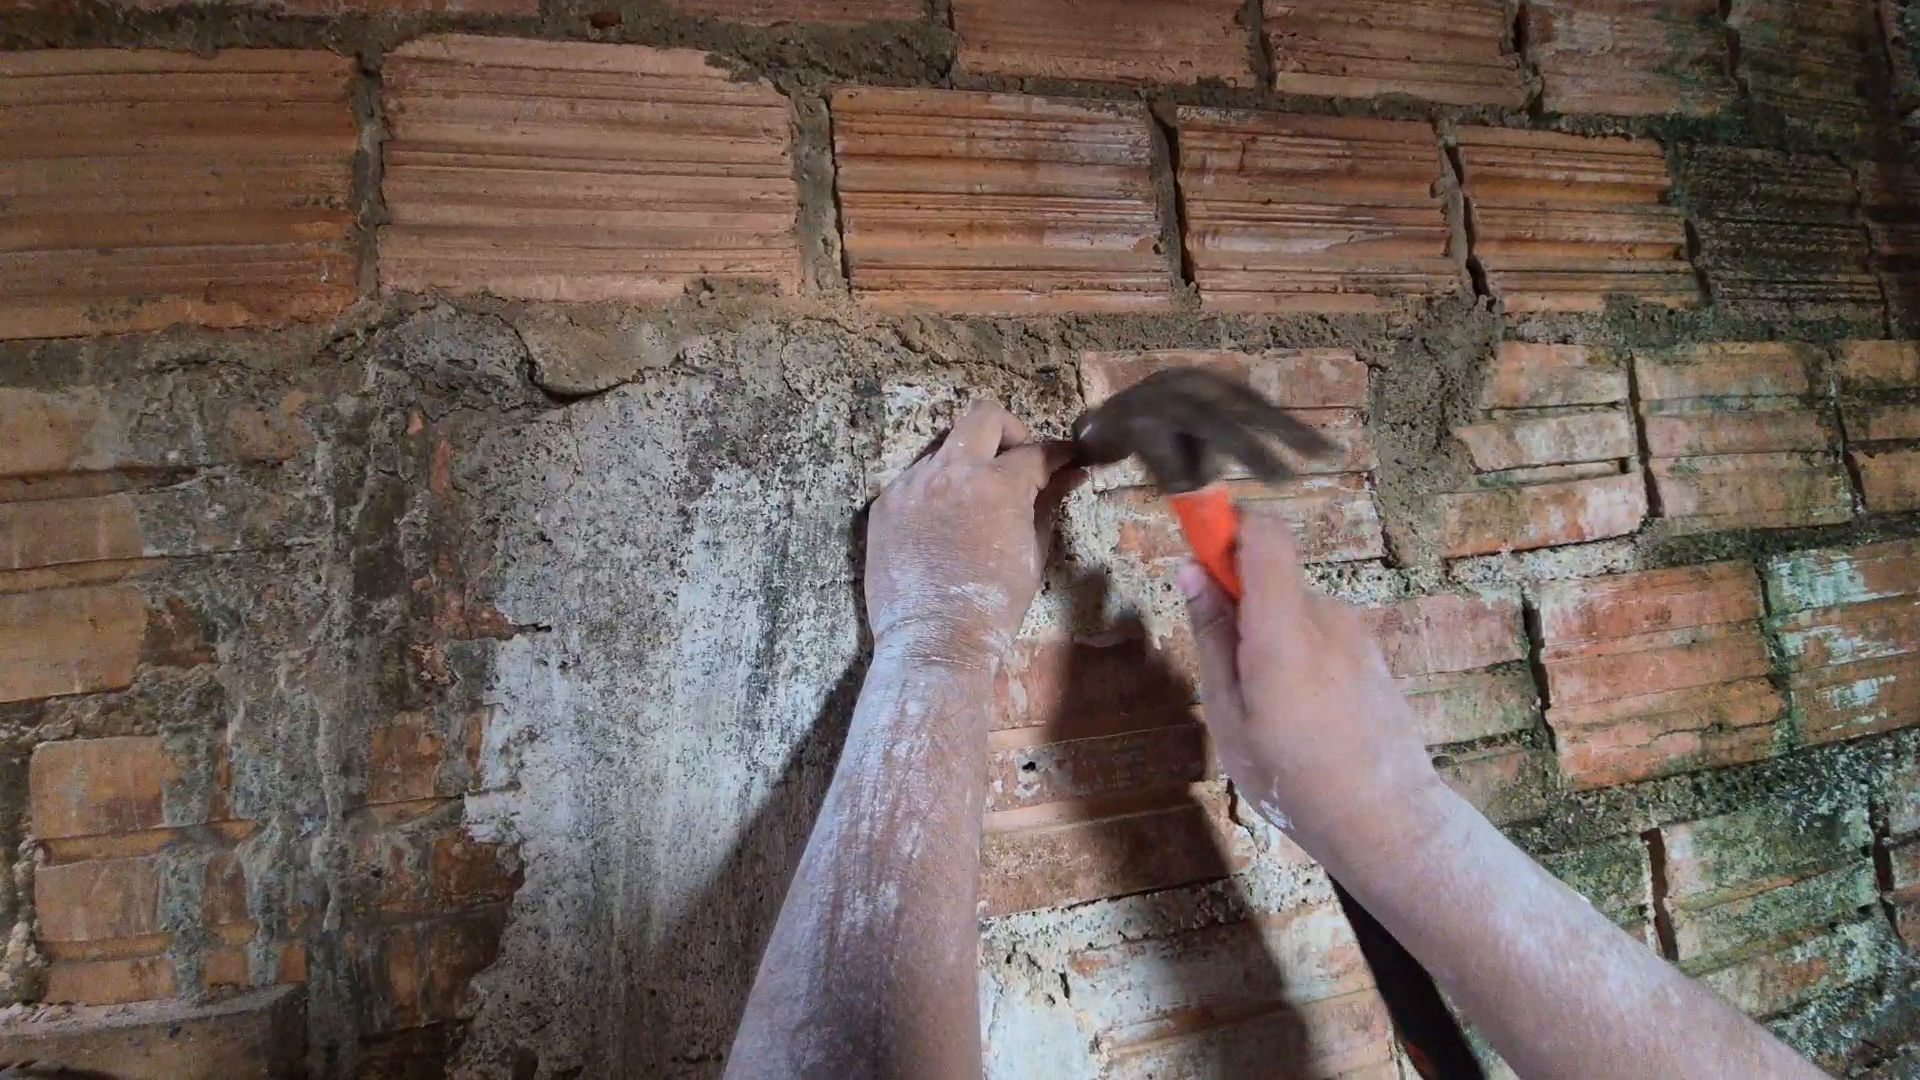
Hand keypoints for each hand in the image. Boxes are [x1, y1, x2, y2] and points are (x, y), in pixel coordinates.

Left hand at [865, 401, 1076, 669]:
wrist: (935, 640)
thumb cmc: (994, 605)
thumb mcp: (1033, 552)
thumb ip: (1048, 503)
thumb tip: (1072, 473)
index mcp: (996, 485)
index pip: (1035, 450)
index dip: (1057, 453)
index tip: (1064, 460)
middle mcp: (951, 472)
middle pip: (983, 417)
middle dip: (1009, 432)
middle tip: (1016, 463)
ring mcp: (911, 484)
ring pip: (944, 447)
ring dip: (967, 463)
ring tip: (974, 501)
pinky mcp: (884, 503)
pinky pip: (915, 478)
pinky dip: (935, 489)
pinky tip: (941, 523)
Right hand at [1179, 514, 1444, 859]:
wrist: (1389, 823)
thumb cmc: (1288, 775)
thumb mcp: (1227, 711)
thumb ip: (1211, 634)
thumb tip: (1190, 570)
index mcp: (1283, 630)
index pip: (1264, 535)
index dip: (1229, 526)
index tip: (1200, 548)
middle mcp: (1325, 616)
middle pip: (1271, 572)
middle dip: (1238, 598)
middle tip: (1225, 664)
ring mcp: (1355, 632)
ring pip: (1291, 604)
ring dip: (1266, 629)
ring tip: (1265, 699)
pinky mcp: (1370, 650)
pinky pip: (1317, 628)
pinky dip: (1294, 646)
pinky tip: (1300, 707)